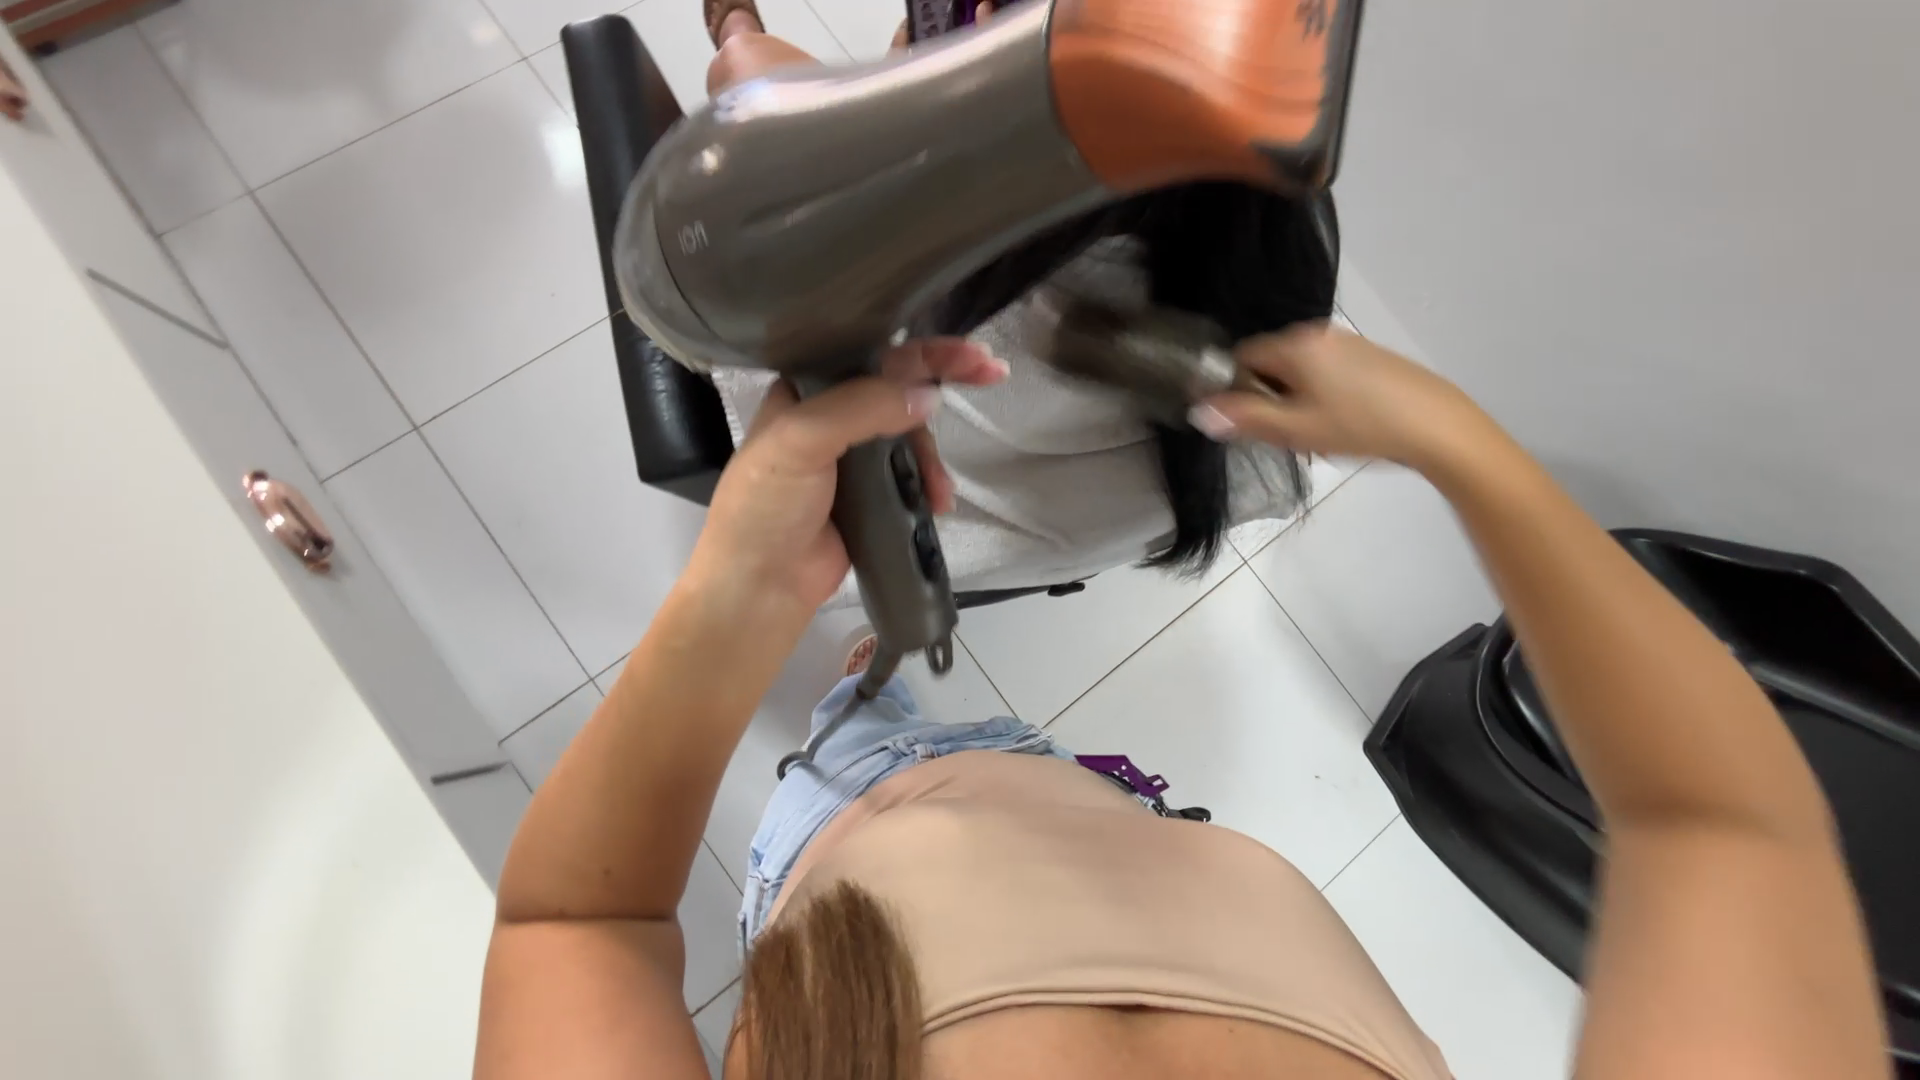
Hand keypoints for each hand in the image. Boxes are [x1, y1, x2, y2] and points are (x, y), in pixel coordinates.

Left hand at [685, 339, 1006, 615]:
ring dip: (933, 457)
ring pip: (909, 438)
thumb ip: (862, 407)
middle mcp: (829, 417)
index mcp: (804, 391)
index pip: (870, 354)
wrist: (760, 585)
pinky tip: (938, 504)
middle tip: (994, 374)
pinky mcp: (868, 497)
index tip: (970, 352)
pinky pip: (910, 476)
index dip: (921, 349)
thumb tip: (929, 396)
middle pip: (897, 391)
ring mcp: (850, 459)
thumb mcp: (802, 439)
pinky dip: (929, 485)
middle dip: (943, 386)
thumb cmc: (766, 505)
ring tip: (941, 491)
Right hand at [1190, 323, 1495, 469]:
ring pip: (1298, 372)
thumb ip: (1244, 418)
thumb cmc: (1359, 426)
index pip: (1241, 357)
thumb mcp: (1294, 429)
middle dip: (1267, 397)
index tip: (1248, 422)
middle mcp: (1319, 334)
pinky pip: (1325, 373)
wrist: (1438, 427)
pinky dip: (1321, 396)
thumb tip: (1199, 411)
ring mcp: (1348, 343)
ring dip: (1295, 400)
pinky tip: (1340, 424)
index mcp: (1295, 344)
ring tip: (1314, 434)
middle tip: (1282, 434)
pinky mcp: (1370, 358)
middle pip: (1270, 364)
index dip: (1234, 390)